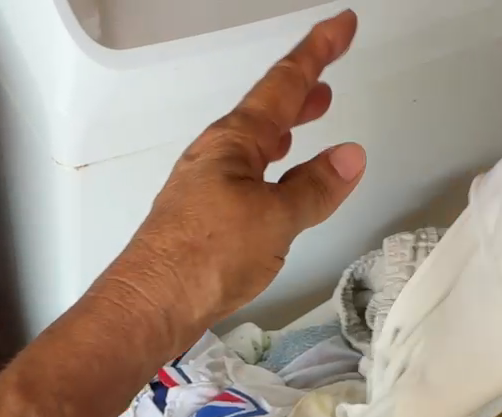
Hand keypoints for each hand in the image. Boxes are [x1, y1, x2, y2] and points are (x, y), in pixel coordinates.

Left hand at [95, 11, 366, 352]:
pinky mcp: (194, 226)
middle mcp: (212, 160)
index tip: (342, 27)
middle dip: (296, 100)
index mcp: (233, 143)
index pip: (283, 84)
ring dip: (276, 140)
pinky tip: (266, 199)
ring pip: (247, 154)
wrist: (152, 304)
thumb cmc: (207, 256)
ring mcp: (199, 192)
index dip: (317, 53)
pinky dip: (261, 179)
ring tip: (298, 134)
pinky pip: (237, 187)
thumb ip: (314, 188)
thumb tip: (349, 158)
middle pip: (261, 117)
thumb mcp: (275, 219)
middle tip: (323, 89)